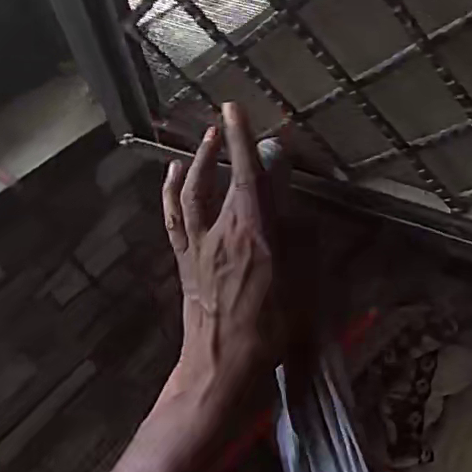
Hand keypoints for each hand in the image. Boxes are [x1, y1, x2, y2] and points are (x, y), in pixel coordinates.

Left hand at [161, 102, 282, 408]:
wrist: (224, 363)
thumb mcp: (300, 281)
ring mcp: (196, 245)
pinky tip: (173, 176)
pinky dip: (171, 192)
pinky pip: (174, 218)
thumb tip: (296, 206)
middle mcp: (220, 230)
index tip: (234, 108)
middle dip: (220, 145)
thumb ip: (299, 238)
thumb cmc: (270, 325)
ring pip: (190, 193)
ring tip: (202, 140)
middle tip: (224, 121)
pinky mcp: (183, 260)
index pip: (246, 173)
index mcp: (252, 231)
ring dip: (196, 162)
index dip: (240, 139)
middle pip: (217, 178)